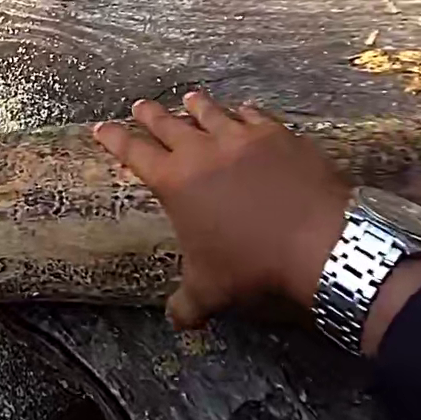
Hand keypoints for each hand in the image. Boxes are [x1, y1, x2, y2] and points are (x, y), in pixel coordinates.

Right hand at [93, 91, 352, 328]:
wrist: (318, 241)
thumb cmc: (252, 264)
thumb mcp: (210, 290)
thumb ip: (186, 304)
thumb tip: (176, 322)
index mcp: (175, 181)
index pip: (133, 152)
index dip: (114, 138)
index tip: (101, 127)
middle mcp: (202, 151)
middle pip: (167, 124)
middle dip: (149, 114)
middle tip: (139, 105)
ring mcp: (241, 138)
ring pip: (209, 112)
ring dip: (195, 105)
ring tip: (188, 97)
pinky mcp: (277, 135)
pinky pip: (253, 116)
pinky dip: (243, 112)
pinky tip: (243, 110)